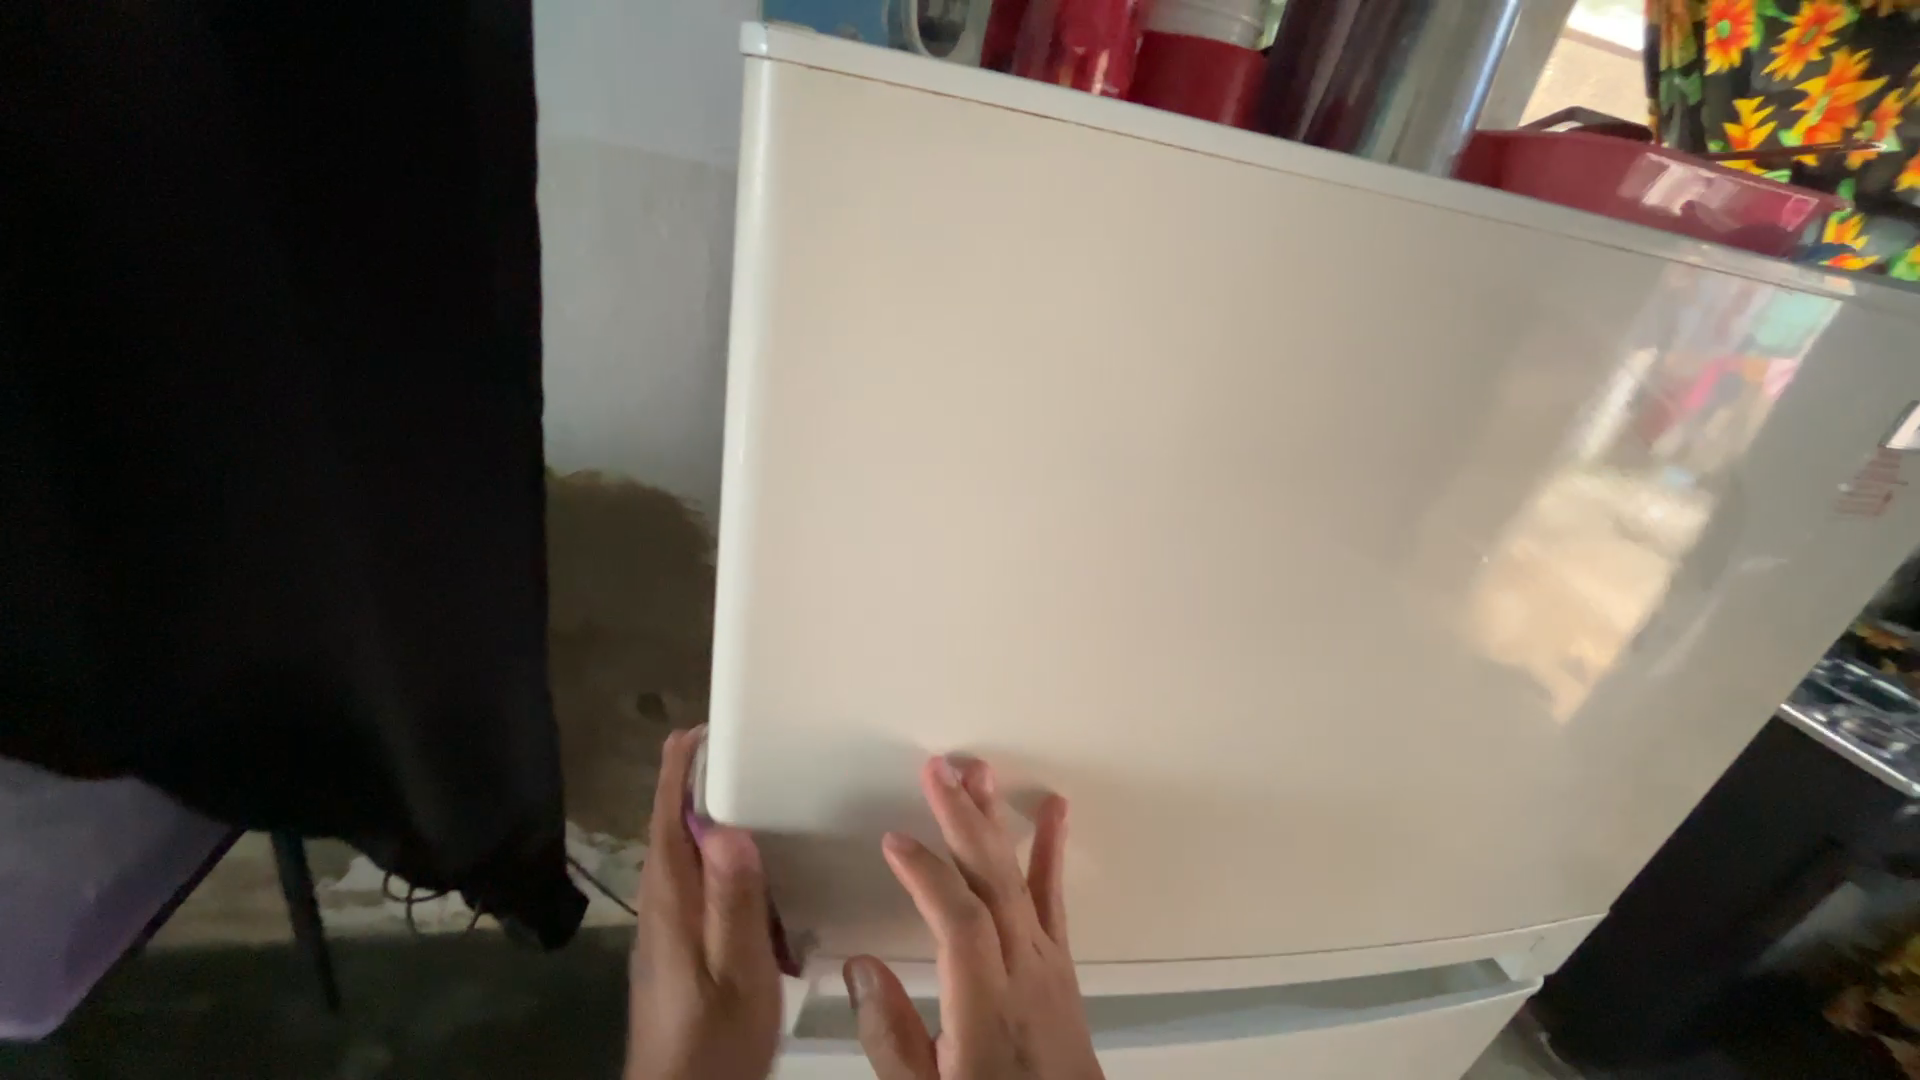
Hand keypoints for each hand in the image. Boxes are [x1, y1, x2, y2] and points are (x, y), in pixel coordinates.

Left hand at [625, 728, 782, 1079]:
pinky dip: (714, 853)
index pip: (666, 818)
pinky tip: (749, 865)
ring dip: (703, 815)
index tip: (699, 730)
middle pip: (668, 827)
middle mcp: (660, 905)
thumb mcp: (737, 971)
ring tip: (746, 791)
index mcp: (672, 900)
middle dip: (691, 782)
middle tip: (733, 747)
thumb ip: (732, 901)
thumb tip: (726, 827)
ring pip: (679, 853)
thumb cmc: (713, 1040)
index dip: (678, 771)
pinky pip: (692, 880)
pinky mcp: (676, 946)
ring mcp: (664, 928)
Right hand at [846, 757, 1102, 1079]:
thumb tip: (860, 967)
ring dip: (997, 820)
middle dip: (963, 819)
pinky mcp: (1059, 960)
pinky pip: (1053, 894)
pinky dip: (1051, 847)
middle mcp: (1022, 972)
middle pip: (994, 880)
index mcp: (986, 1007)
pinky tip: (1054, 810)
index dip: (926, 873)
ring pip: (1021, 877)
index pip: (959, 920)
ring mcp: (1046, 961)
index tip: (894, 841)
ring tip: (981, 772)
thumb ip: (890, 1036)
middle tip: (939, 770)